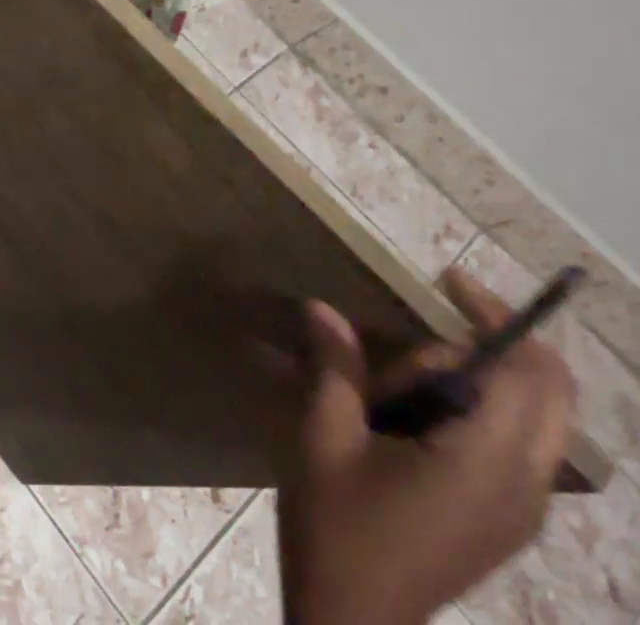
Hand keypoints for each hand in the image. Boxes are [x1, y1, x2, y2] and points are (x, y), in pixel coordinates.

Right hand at [280, 269, 576, 624]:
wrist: (356, 614)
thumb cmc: (336, 524)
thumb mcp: (321, 440)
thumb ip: (333, 370)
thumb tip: (322, 308)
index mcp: (486, 458)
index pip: (521, 369)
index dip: (491, 316)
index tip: (446, 279)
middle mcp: (529, 479)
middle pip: (551, 391)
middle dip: (498, 343)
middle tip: (425, 327)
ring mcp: (527, 504)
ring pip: (539, 419)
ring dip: (485, 382)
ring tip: (397, 385)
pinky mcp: (510, 517)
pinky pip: (519, 446)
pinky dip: (482, 414)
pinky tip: (411, 422)